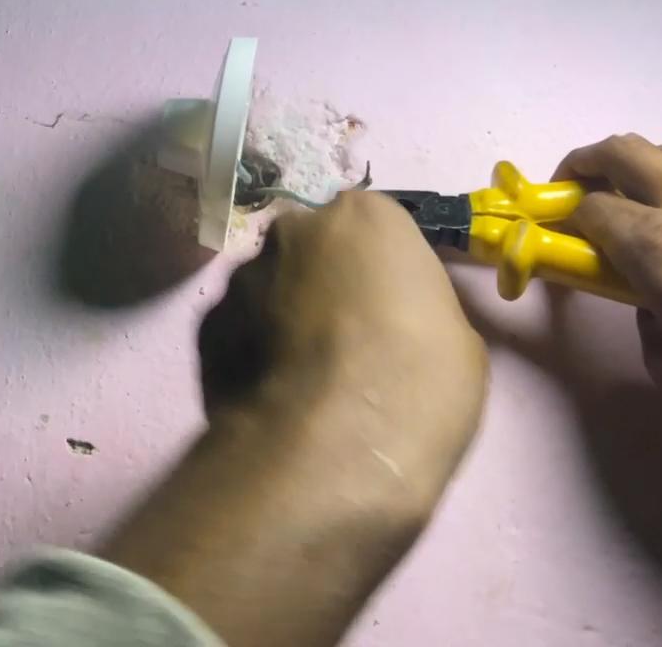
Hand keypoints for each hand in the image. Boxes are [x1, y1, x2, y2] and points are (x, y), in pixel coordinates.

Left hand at [99, 193, 487, 646]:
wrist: (333, 446)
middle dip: (322, 277)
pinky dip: (252, 347)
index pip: (372, 224)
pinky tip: (272, 392)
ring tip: (303, 372)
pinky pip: (239, 325)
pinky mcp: (207, 321)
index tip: (389, 304)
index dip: (380, 265)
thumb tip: (387, 308)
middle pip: (312, 245)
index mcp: (362, 215)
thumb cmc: (416, 381)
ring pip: (269, 284)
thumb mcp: (455, 333)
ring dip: (282, 311)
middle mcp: (292, 229)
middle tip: (343, 333)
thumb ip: (412, 297)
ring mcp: (241, 273)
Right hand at [554, 134, 661, 458]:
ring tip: (658, 192)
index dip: (569, 220)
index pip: (589, 208)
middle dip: (589, 162)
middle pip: (623, 151)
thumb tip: (656, 308)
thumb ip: (652, 332)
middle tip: (584, 186)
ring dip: (656, 163)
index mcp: (657, 248)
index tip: (569, 237)